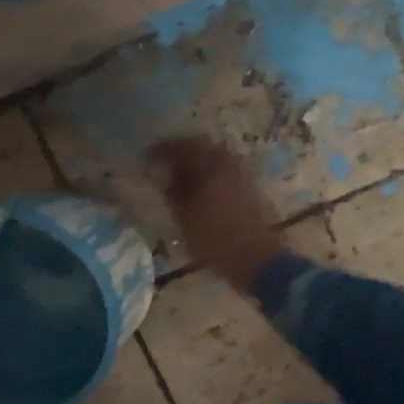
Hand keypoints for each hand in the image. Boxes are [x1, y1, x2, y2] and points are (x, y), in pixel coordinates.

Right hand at [149, 136, 284, 292]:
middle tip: (163, 166)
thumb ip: (171, 191)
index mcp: (210, 163)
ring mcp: (242, 173)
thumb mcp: (184, 217)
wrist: (257, 258)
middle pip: (200, 148)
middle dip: (180, 154)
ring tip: (179, 179)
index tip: (146, 157)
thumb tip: (161, 174)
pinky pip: (224, 171)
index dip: (161, 150)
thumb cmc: (215, 239)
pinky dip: (209, 175)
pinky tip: (199, 189)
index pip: (180, 145)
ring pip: (213, 159)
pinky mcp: (250, 187)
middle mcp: (228, 161)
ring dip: (196, 165)